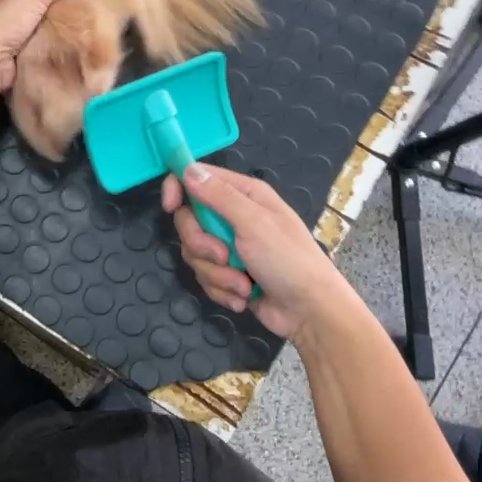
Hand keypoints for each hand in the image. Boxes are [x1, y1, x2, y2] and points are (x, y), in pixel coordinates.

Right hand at [161, 165, 364, 341]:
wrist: (310, 312)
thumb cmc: (289, 260)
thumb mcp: (254, 223)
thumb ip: (219, 196)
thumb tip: (187, 169)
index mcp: (244, 195)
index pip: (196, 178)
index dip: (178, 189)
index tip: (170, 208)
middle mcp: (234, 216)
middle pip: (189, 220)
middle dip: (201, 245)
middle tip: (224, 257)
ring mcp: (229, 246)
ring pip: (194, 253)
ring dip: (216, 273)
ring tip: (243, 284)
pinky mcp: (227, 273)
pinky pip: (204, 276)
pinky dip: (221, 289)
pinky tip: (243, 296)